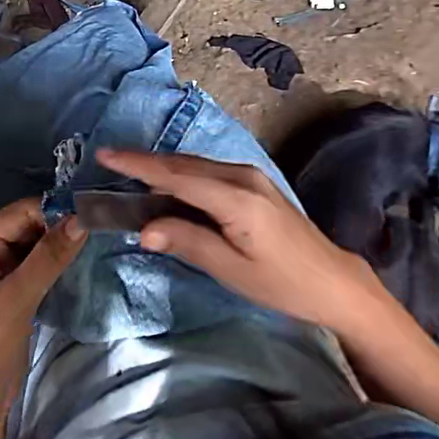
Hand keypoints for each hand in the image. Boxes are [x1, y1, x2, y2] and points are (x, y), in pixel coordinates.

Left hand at [0, 199, 86, 423]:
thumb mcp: (16, 300)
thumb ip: (49, 256)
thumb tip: (82, 218)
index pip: (22, 211)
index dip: (58, 211)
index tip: (97, 217)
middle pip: (30, 225)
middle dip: (62, 227)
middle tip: (103, 231)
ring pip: (36, 246)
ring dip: (62, 246)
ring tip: (98, 244)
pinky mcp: (10, 293)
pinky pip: (37, 267)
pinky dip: (57, 264)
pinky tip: (80, 265)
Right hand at [94, 149, 384, 331]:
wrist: (332, 280)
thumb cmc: (282, 283)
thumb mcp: (232, 270)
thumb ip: (188, 242)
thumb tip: (144, 228)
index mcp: (236, 197)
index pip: (177, 175)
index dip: (139, 165)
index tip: (106, 155)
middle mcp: (243, 176)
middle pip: (184, 164)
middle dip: (145, 162)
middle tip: (109, 162)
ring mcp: (252, 176)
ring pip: (196, 165)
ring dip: (163, 167)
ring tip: (129, 172)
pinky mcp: (255, 183)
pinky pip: (209, 172)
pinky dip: (183, 175)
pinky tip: (168, 185)